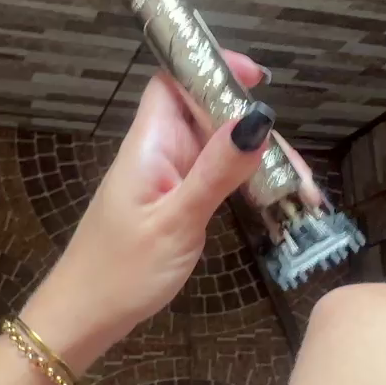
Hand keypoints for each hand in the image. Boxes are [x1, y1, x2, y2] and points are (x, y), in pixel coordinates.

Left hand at [23, 51, 303, 369]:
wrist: (84, 318)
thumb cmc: (121, 272)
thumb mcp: (177, 222)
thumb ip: (217, 171)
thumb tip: (257, 117)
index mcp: (149, 143)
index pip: (174, 80)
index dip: (210, 66)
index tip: (256, 79)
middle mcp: (158, 151)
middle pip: (209, 115)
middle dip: (256, 132)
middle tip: (299, 175)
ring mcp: (166, 178)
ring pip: (218, 149)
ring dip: (259, 163)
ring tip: (301, 195)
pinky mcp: (173, 202)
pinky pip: (214, 177)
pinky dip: (245, 185)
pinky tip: (276, 203)